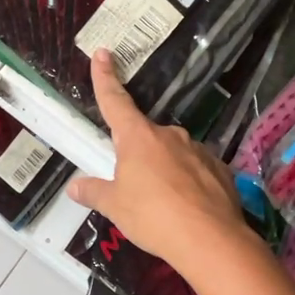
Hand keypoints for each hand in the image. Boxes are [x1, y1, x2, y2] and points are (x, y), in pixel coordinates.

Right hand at [68, 49, 254, 265]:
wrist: (210, 240)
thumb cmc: (153, 217)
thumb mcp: (114, 207)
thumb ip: (94, 192)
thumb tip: (75, 187)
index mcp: (137, 138)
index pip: (115, 102)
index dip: (106, 78)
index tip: (104, 54)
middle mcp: (169, 136)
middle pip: (144, 135)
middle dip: (135, 153)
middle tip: (130, 184)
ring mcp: (198, 151)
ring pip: (171, 153)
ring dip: (162, 169)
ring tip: (160, 201)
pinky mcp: (219, 169)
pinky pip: (194, 170)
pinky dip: (185, 182)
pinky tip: (183, 206)